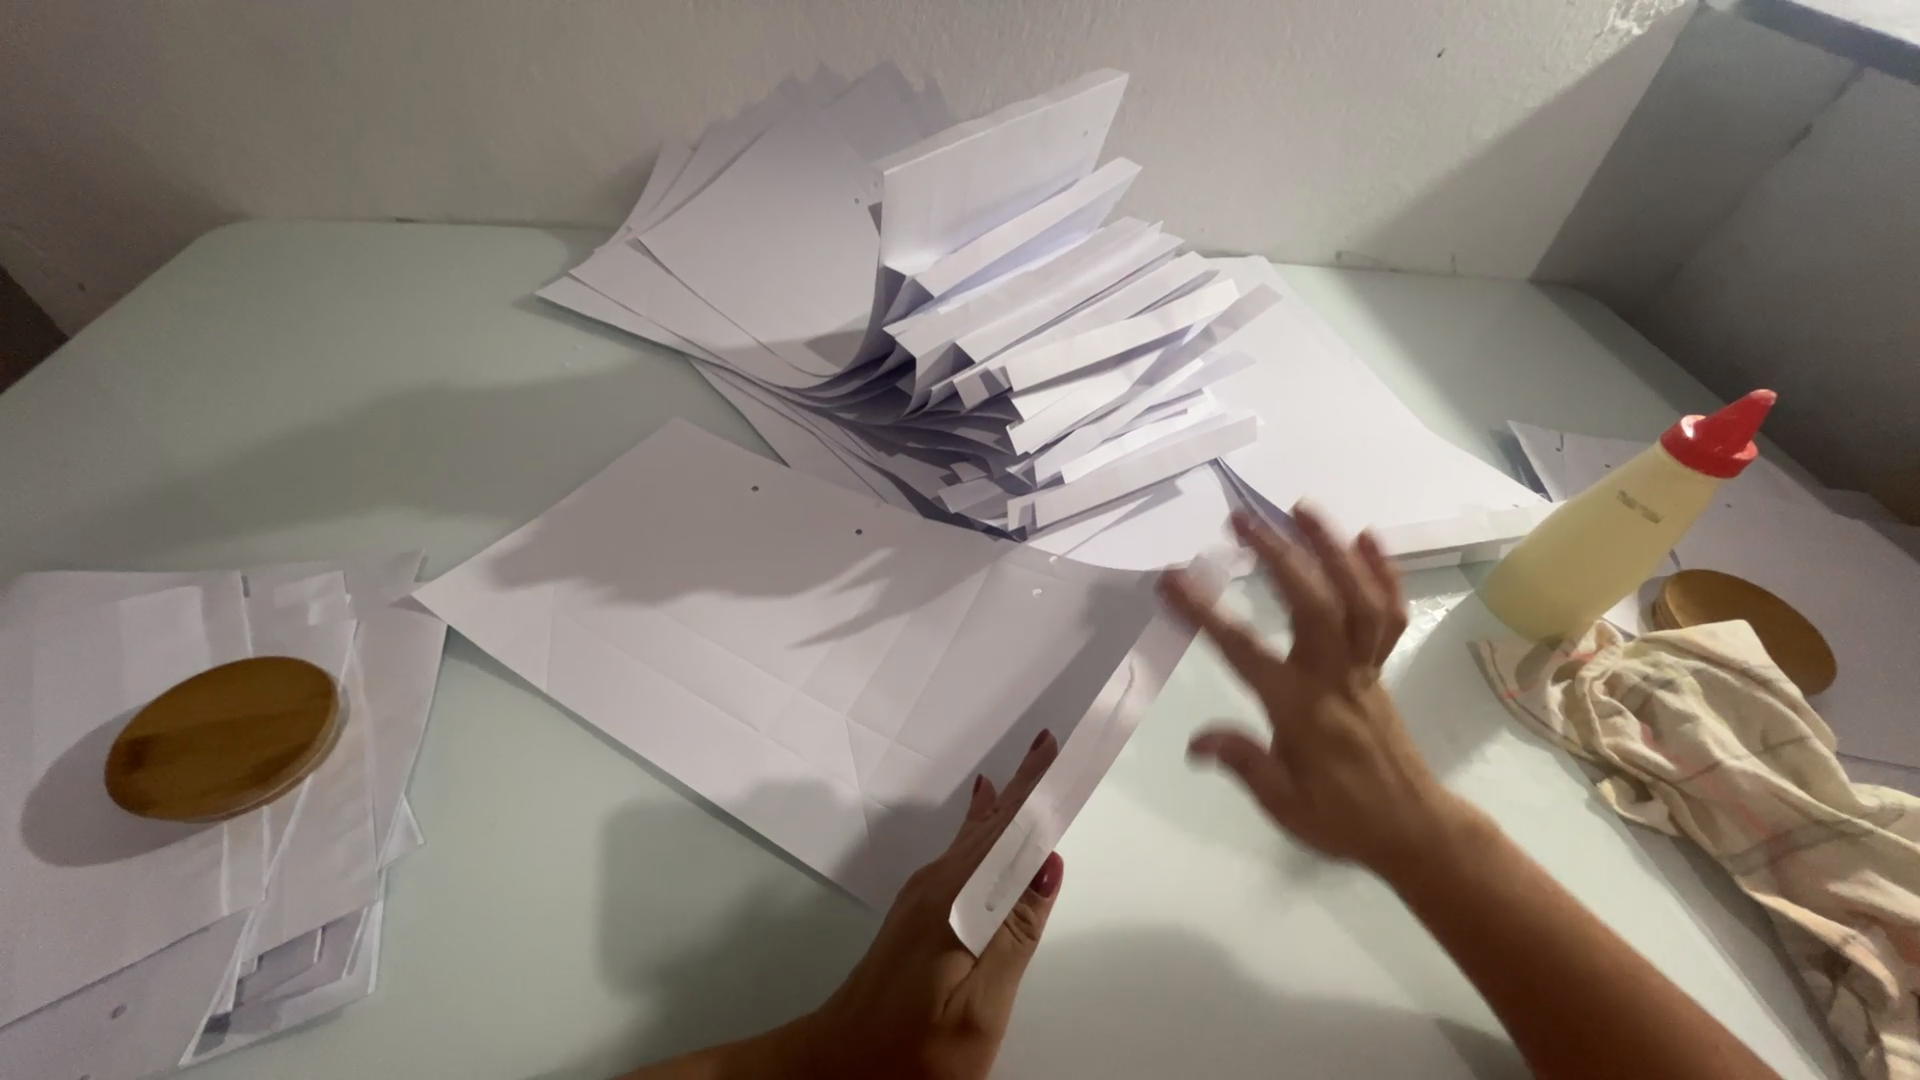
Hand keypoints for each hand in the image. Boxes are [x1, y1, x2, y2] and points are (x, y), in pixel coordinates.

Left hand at [787, 732, 1064, 1079]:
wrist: (838, 1064)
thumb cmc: (912, 1049)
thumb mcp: (978, 1007)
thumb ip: (1014, 934)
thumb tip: (1048, 863)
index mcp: (956, 899)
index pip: (1010, 831)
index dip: (1037, 789)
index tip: (1060, 749)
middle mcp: (938, 882)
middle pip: (994, 823)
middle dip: (1027, 783)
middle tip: (1052, 742)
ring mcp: (926, 892)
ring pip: (979, 834)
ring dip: (1010, 799)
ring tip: (1032, 766)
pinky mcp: (922, 907)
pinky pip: (964, 851)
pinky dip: (987, 823)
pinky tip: (985, 806)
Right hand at [1158, 507, 1471, 875]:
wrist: (1416, 830)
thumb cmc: (1340, 817)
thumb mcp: (1284, 805)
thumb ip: (1244, 764)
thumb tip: (1196, 741)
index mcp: (1301, 709)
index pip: (1245, 652)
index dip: (1206, 613)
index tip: (1172, 579)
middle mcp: (1335, 677)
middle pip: (1312, 604)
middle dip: (1278, 556)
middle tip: (1241, 518)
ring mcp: (1364, 668)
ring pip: (1355, 599)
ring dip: (1330, 548)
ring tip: (1300, 509)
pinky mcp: (1380, 667)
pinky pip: (1387, 615)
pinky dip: (1381, 573)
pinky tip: (1364, 538)